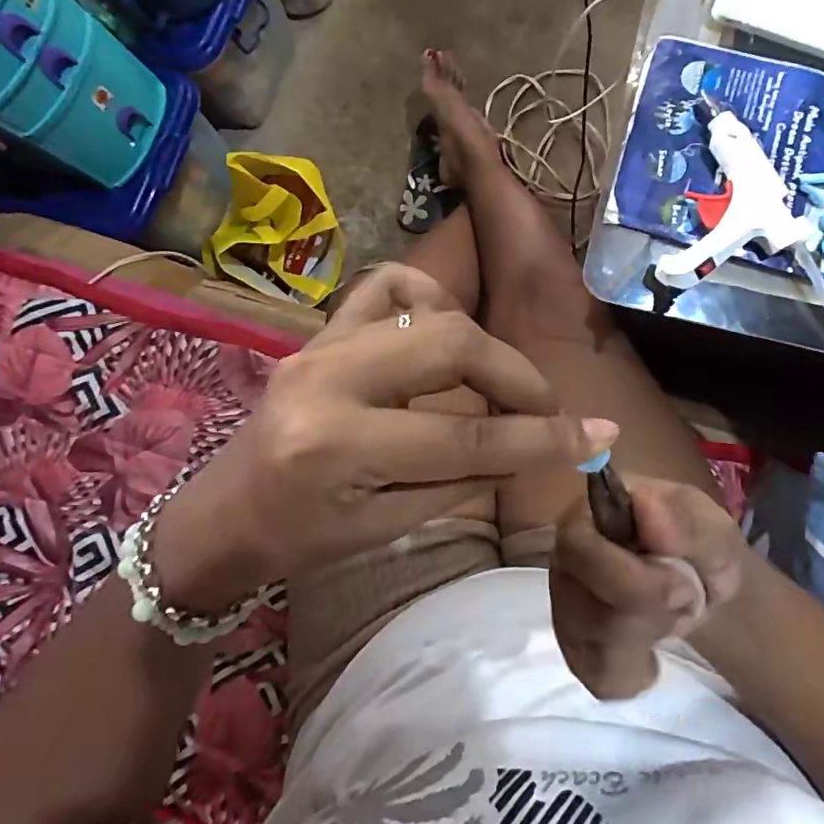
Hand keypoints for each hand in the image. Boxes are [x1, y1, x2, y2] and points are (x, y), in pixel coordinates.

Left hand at [155, 266, 617, 607]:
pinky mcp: (321, 330)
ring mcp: (321, 344)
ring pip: (428, 308)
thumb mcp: (389, 526)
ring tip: (493, 380)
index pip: (464, 438)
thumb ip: (465, 478)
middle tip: (542, 409)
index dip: (541, 438)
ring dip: (479, 341)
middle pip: (453, 347)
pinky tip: (441, 332)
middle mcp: (329, 380)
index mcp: (338, 448)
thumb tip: (537, 443)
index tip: (597, 434)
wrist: (226, 511)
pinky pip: (388, 285)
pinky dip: (430, 301)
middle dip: (516, 377)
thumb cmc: (303, 537)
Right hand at [549, 474, 745, 698]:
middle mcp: (564, 562)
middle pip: (586, 609)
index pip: (579, 549)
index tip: (683, 586)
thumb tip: (647, 508)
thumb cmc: (697, 541)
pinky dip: (637, 671)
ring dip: (650, 636)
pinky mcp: (576, 652)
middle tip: (688, 595)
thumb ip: (683, 520)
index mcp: (588, 517)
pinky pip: (602, 677)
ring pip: (596, 646)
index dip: (631, 578)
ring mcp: (565, 609)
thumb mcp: (709, 525)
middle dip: (649, 612)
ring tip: (670, 613)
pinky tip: (651, 649)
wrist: (700, 578)